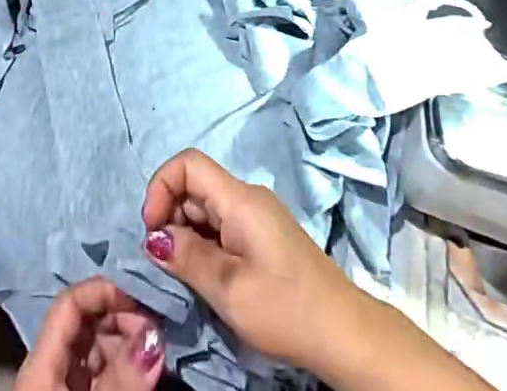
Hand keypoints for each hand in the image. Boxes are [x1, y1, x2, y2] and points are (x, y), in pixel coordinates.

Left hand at [14, 277, 163, 390]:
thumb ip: (121, 376)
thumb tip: (155, 335)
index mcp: (40, 359)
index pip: (68, 303)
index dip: (103, 293)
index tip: (143, 297)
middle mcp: (50, 363)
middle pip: (85, 323)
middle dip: (122, 318)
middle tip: (159, 330)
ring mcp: (64, 382)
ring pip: (97, 348)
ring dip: (128, 342)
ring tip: (160, 348)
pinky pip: (103, 372)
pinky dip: (126, 366)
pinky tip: (150, 368)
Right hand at [141, 149, 364, 371]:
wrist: (352, 341)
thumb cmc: (287, 309)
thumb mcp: (228, 288)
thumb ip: (185, 256)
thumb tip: (154, 238)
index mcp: (240, 199)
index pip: (186, 164)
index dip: (161, 187)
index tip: (154, 228)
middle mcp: (248, 198)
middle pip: (193, 187)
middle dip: (170, 216)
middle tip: (167, 259)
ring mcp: (258, 218)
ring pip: (205, 208)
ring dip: (186, 234)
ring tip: (187, 272)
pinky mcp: (264, 238)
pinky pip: (220, 226)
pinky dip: (204, 244)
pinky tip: (209, 275)